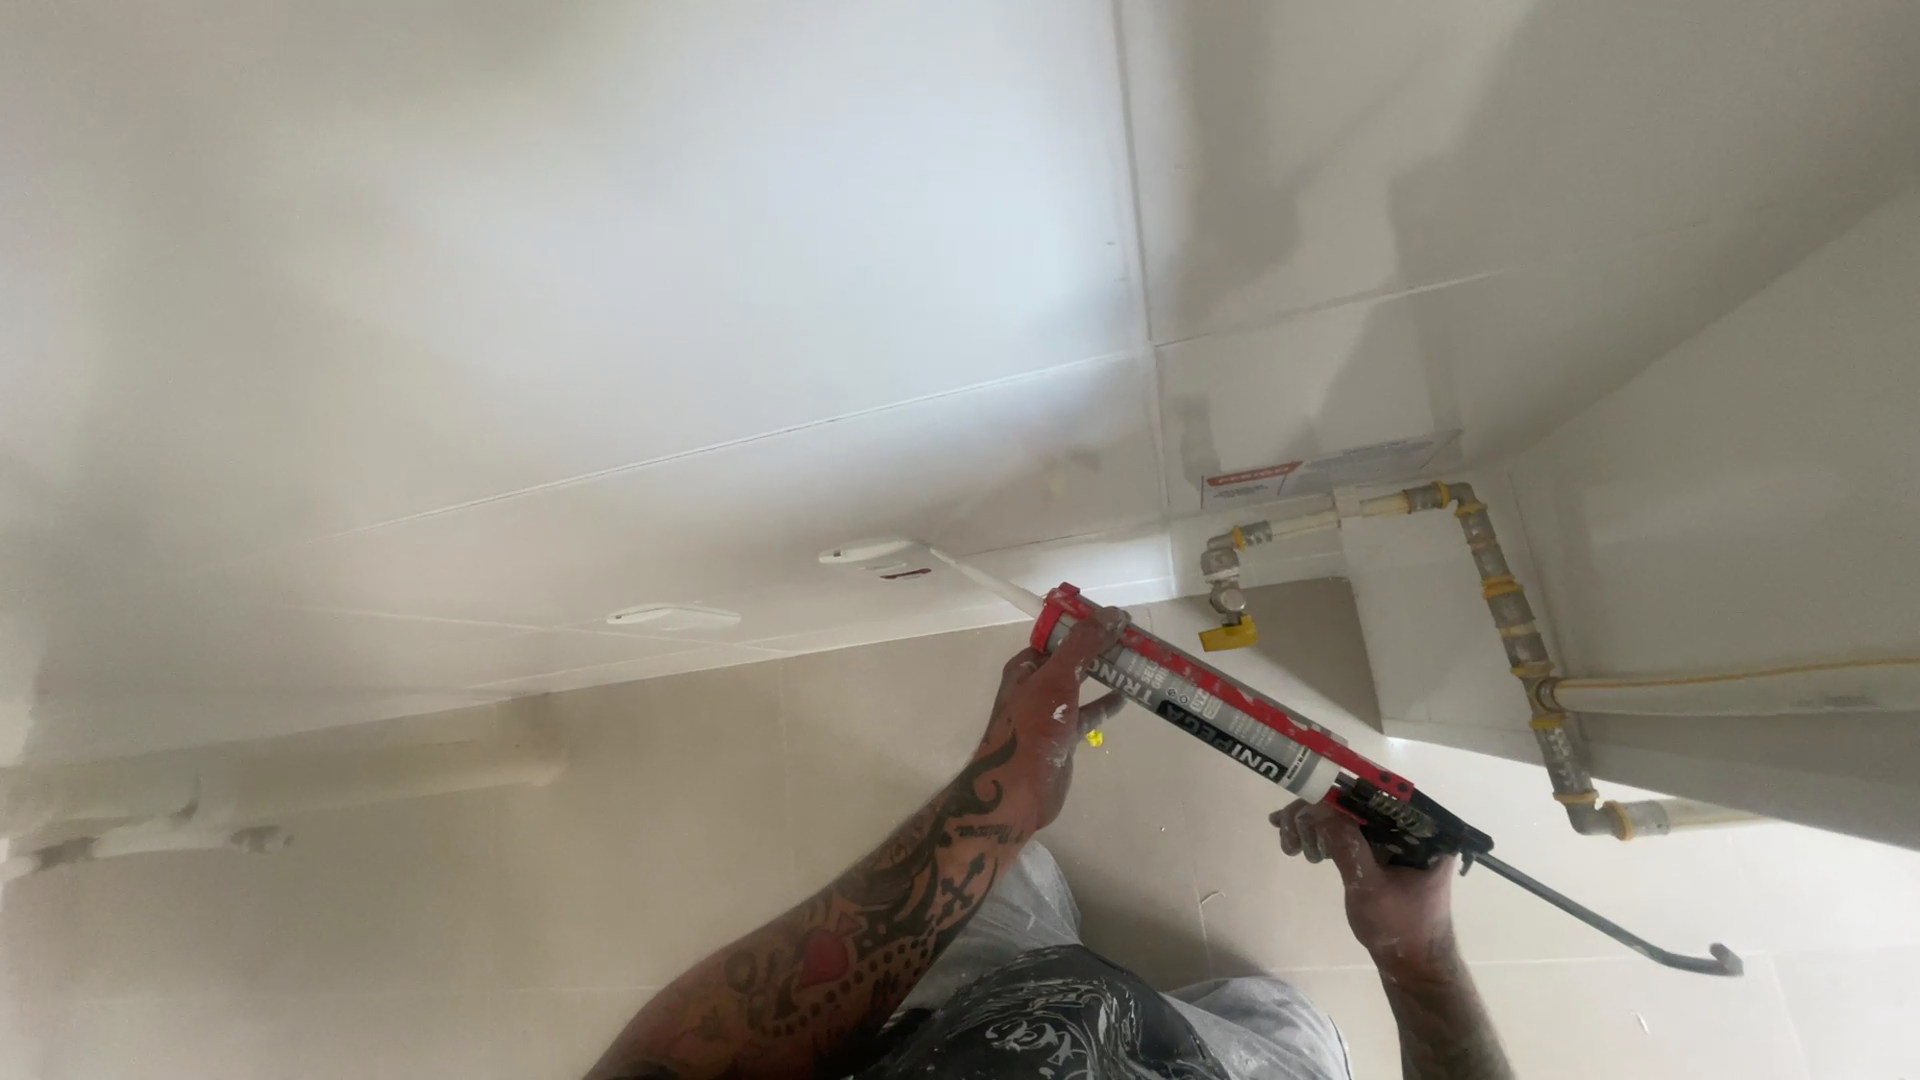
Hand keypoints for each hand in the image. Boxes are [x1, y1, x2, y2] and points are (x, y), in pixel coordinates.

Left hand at [974, 605, 1129, 829]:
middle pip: (1072, 659)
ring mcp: (1049, 712)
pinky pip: (1088, 712)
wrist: (1018, 789)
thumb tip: (1112, 613)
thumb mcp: (1057, 679)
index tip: (1116, 618)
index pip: (1057, 636)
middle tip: (1134, 640)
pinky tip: (1127, 697)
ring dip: (1106, 674)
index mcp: (1026, 667)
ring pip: (1082, 685)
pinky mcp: (1063, 736)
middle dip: (1100, 649)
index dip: (1084, 625)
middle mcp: (1036, 685)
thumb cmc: (1033, 728)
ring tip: (1137, 663)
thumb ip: (1083, 646)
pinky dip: (1105, 704)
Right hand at [1271, 800, 1455, 962]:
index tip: (1304, 800)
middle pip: (1353, 803)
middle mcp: (1408, 828)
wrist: (1411, 966)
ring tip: (1290, 845)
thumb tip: (1317, 806)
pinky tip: (1291, 837)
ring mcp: (1390, 838)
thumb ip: (1347, 846)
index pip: (1377, 796)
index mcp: (1423, 832)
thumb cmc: (1401, 929)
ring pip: (1342, 815)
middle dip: (1314, 814)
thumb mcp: (1371, 888)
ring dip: (1310, 824)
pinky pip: (1342, 830)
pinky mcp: (1375, 849)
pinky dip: (1316, 832)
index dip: (1338, 792)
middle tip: (1289, 834)